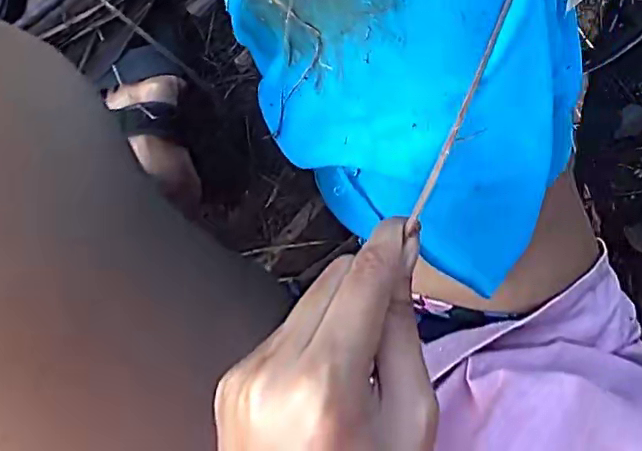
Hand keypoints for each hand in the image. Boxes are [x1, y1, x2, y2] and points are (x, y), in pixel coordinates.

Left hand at [216, 219, 437, 450]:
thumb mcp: (410, 417)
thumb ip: (403, 329)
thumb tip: (401, 257)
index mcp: (324, 386)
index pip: (363, 276)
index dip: (390, 242)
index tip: (408, 225)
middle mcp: (273, 372)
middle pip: (335, 274)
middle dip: (369, 278)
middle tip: (391, 310)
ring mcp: (244, 376)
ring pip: (310, 294)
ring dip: (340, 306)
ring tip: (354, 361)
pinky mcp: (231, 379)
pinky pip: (287, 325)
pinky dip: (313, 334)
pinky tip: (322, 379)